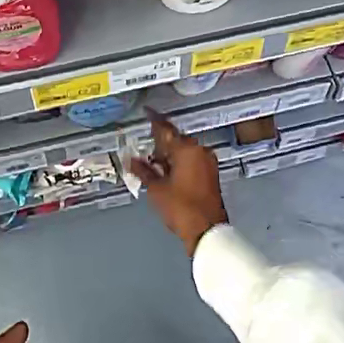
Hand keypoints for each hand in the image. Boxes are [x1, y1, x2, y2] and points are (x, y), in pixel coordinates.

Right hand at [128, 114, 228, 254]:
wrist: (206, 231)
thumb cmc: (181, 208)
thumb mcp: (156, 189)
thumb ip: (143, 170)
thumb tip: (132, 160)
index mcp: (187, 149)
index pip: (166, 129)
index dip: (154, 120)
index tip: (147, 111)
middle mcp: (200, 151)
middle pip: (176, 140)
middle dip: (160, 144)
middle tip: (144, 149)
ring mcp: (208, 163)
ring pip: (184, 151)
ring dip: (169, 155)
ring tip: (153, 164)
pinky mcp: (211, 174)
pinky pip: (192, 161)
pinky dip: (179, 164)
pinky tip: (167, 173)